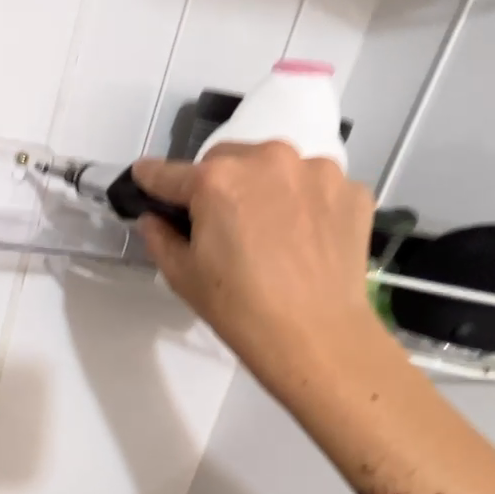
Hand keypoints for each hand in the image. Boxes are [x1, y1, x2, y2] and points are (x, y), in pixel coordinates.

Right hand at [131, 144, 383, 390]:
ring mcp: (316, 171)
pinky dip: (304, 205)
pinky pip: (316, 188)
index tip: (143, 177)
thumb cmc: (237, 306)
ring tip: (268, 233)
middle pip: (228, 159)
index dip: (151, 178)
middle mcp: (267, 160)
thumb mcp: (182, 275)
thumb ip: (160, 237)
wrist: (314, 333)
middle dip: (217, 183)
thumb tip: (155, 219)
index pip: (170, 173)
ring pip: (276, 168)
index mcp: (216, 180)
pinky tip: (302, 241)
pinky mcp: (351, 190)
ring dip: (265, 188)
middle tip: (220, 223)